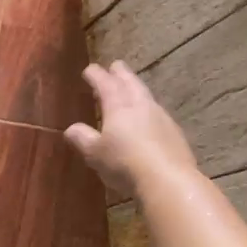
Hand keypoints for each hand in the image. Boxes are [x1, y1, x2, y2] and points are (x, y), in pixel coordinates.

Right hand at [63, 61, 197, 197]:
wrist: (167, 180)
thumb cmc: (124, 163)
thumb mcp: (94, 153)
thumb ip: (82, 138)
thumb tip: (71, 129)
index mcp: (119, 107)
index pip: (106, 85)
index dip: (96, 76)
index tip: (90, 69)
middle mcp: (141, 106)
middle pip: (131, 84)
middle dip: (121, 74)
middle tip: (116, 65)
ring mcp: (161, 118)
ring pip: (146, 96)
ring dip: (136, 89)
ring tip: (130, 89)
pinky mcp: (174, 133)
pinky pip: (157, 113)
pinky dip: (147, 109)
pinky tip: (147, 117)